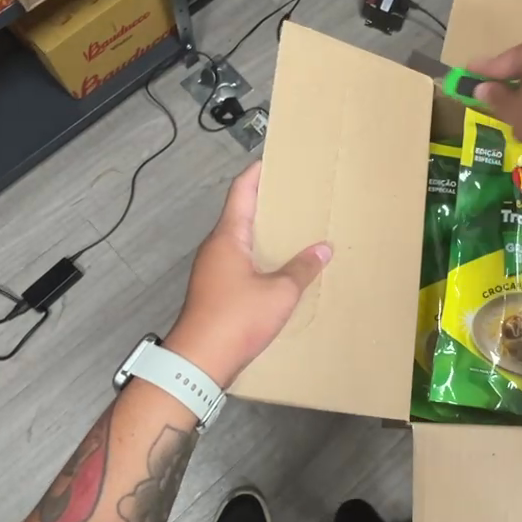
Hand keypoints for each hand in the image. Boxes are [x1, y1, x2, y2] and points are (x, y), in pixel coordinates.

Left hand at [165, 161, 331, 385]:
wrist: (199, 362)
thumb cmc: (236, 319)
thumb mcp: (279, 293)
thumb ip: (302, 268)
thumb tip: (322, 249)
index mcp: (228, 237)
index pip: (241, 192)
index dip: (257, 173)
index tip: (273, 159)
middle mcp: (216, 249)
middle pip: (242, 215)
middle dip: (267, 204)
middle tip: (296, 195)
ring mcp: (213, 271)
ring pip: (242, 242)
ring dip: (265, 234)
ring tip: (295, 229)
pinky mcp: (216, 292)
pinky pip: (242, 265)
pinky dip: (261, 259)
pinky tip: (281, 268)